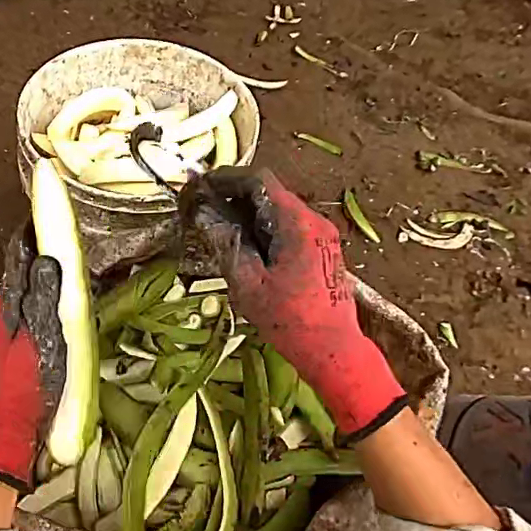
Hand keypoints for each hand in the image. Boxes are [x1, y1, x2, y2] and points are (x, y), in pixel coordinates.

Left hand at [0, 222, 65, 491]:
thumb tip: (46, 258)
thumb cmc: (29, 386)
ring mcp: (8, 323)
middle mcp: (7, 309)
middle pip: (18, 265)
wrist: (11, 426)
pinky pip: (24, 297)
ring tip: (46, 238)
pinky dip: (33, 281)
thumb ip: (44, 300)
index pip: (20, 256)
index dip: (30, 230)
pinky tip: (42, 281)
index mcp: (13, 305)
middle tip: (48, 214)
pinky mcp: (13, 337)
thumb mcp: (42, 343)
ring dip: (31, 258)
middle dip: (31, 239)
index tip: (42, 201)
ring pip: (20, 280)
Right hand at [181, 167, 407, 444]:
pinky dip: (259, 226)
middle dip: (231, 195)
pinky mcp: (319, 249)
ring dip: (244, 212)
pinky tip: (239, 243)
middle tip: (199, 206)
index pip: (259, 181)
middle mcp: (314, 222)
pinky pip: (285, 226)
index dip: (224, 179)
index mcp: (298, 224)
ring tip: (213, 224)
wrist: (333, 350)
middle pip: (268, 192)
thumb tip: (202, 214)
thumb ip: (225, 243)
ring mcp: (320, 235)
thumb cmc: (289, 319)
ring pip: (276, 209)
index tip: (198, 186)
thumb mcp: (247, 282)